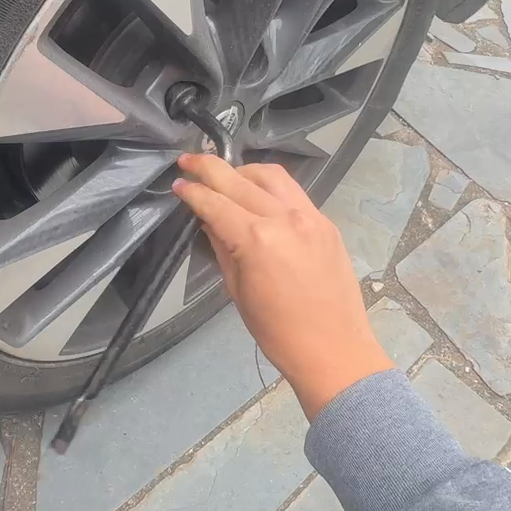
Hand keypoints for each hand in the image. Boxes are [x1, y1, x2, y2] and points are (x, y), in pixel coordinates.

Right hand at [172, 154, 391, 416]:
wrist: (334, 350)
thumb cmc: (277, 332)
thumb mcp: (237, 290)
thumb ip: (223, 246)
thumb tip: (210, 219)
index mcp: (257, 240)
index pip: (215, 204)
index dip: (192, 191)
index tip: (177, 183)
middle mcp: (285, 219)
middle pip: (239, 180)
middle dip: (209, 167)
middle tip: (188, 160)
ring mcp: (310, 217)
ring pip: (271, 175)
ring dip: (243, 170)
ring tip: (225, 176)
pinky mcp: (326, 223)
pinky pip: (294, 191)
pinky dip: (270, 186)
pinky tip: (258, 194)